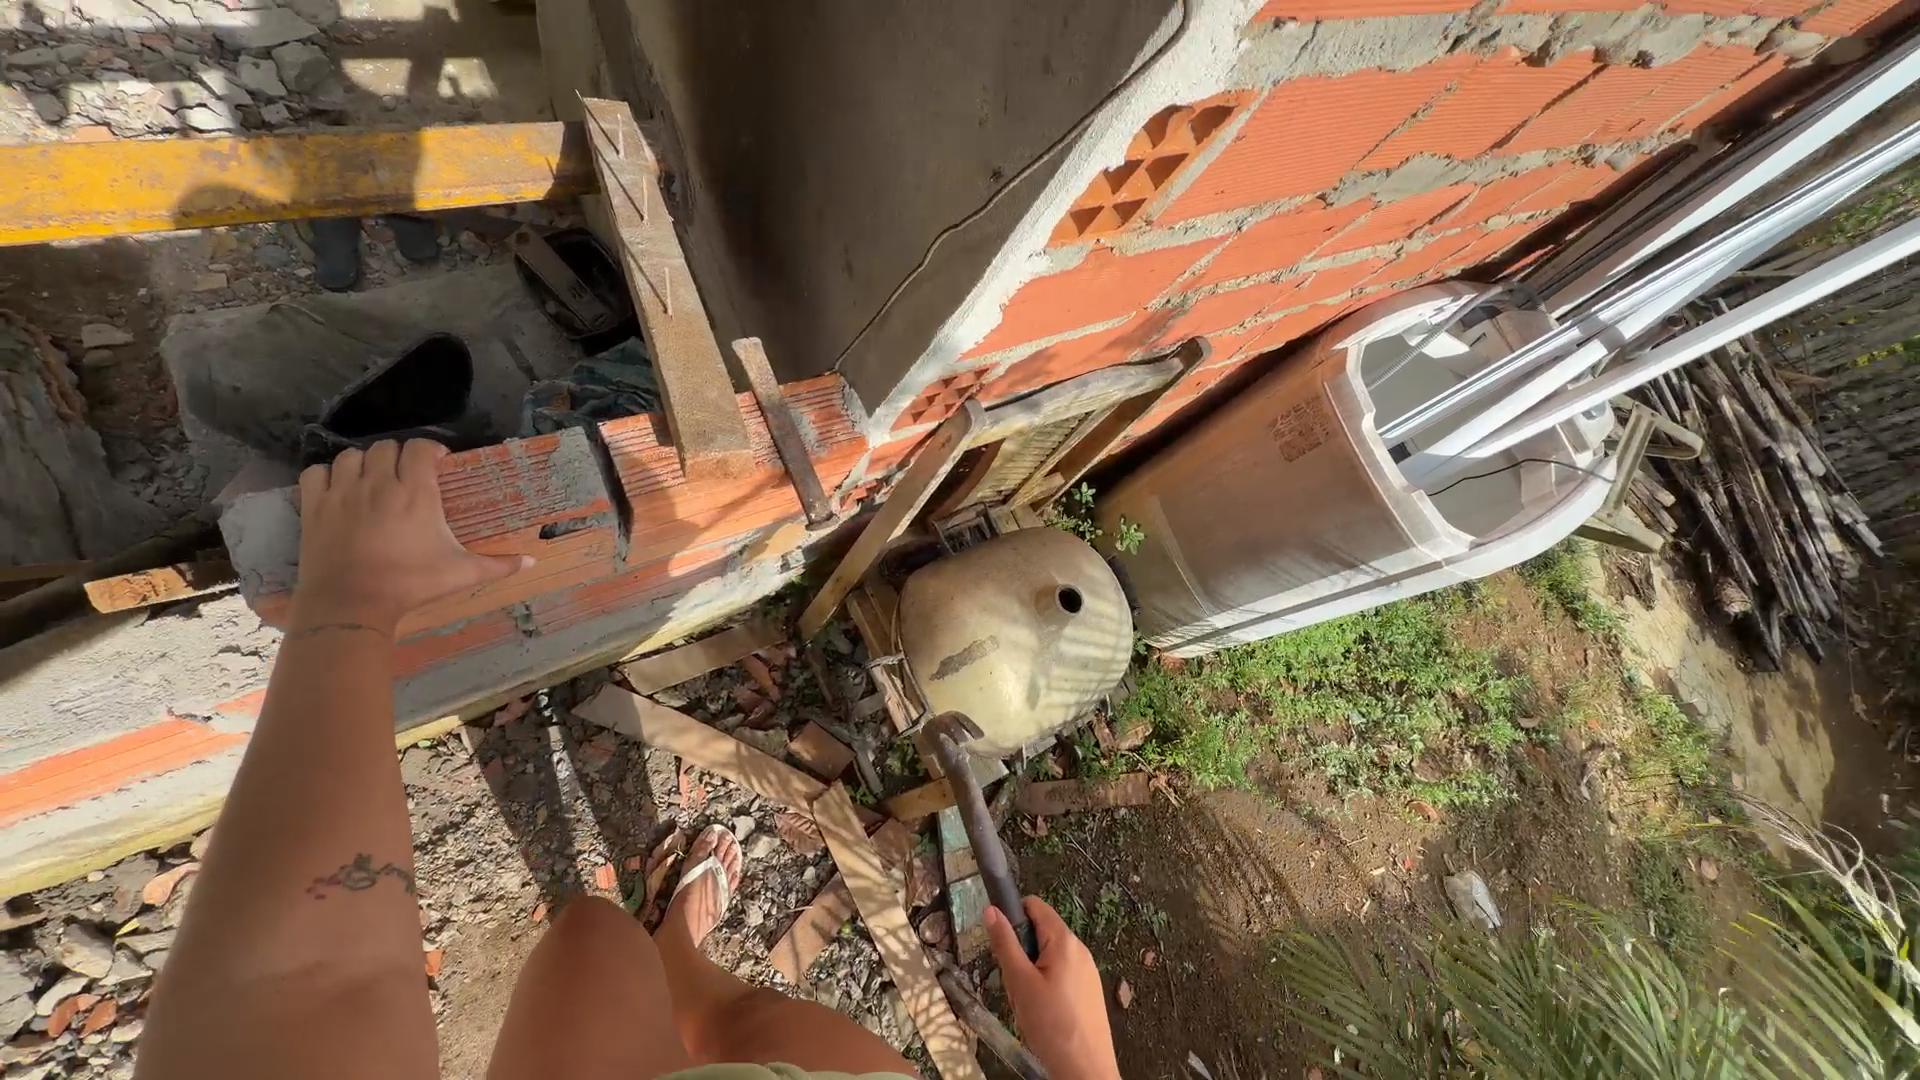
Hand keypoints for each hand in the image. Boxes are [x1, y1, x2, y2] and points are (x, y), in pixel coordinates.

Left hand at [290, 440, 530, 633]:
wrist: (352, 602)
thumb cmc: (412, 583)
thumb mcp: (462, 573)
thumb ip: (499, 565)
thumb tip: (531, 562)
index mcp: (415, 493)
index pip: (420, 448)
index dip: (431, 450)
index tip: (439, 464)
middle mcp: (378, 483)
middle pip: (386, 447)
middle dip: (399, 455)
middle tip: (408, 473)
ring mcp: (342, 492)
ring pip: (351, 455)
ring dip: (365, 461)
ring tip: (374, 478)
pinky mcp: (314, 506)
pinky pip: (317, 472)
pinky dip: (329, 473)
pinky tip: (340, 487)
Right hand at [985, 897, 1119, 1079]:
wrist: (1086, 1073)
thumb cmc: (1050, 1024)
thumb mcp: (1020, 982)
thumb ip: (1005, 944)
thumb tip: (991, 909)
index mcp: (1064, 940)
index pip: (1035, 906)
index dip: (1014, 916)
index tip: (1003, 945)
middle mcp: (1080, 949)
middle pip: (1042, 933)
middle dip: (1023, 953)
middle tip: (1015, 984)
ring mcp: (1088, 971)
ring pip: (1050, 957)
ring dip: (1032, 973)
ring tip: (1027, 1004)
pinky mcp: (1091, 992)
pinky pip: (1062, 976)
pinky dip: (1047, 987)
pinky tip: (1043, 1015)